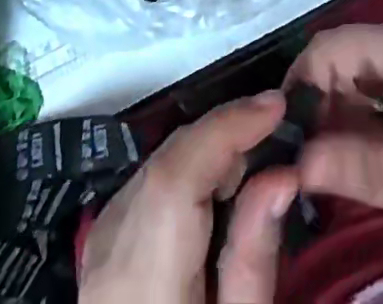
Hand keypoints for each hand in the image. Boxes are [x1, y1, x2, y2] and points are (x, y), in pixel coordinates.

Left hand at [79, 91, 299, 303]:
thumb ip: (254, 256)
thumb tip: (283, 174)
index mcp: (144, 277)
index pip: (176, 175)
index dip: (225, 128)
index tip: (276, 104)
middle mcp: (110, 246)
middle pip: (165, 160)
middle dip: (225, 131)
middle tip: (277, 132)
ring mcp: (99, 240)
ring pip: (156, 163)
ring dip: (208, 148)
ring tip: (255, 165)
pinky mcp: (103, 240)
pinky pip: (148, 182)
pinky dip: (188, 169)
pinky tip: (218, 191)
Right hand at [287, 14, 382, 242]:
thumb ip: (363, 168)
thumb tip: (292, 164)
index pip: (326, 49)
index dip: (298, 91)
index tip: (284, 145)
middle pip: (334, 62)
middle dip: (316, 111)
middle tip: (304, 169)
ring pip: (348, 80)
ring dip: (335, 122)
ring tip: (329, 171)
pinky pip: (369, 95)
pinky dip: (357, 126)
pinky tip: (360, 162)